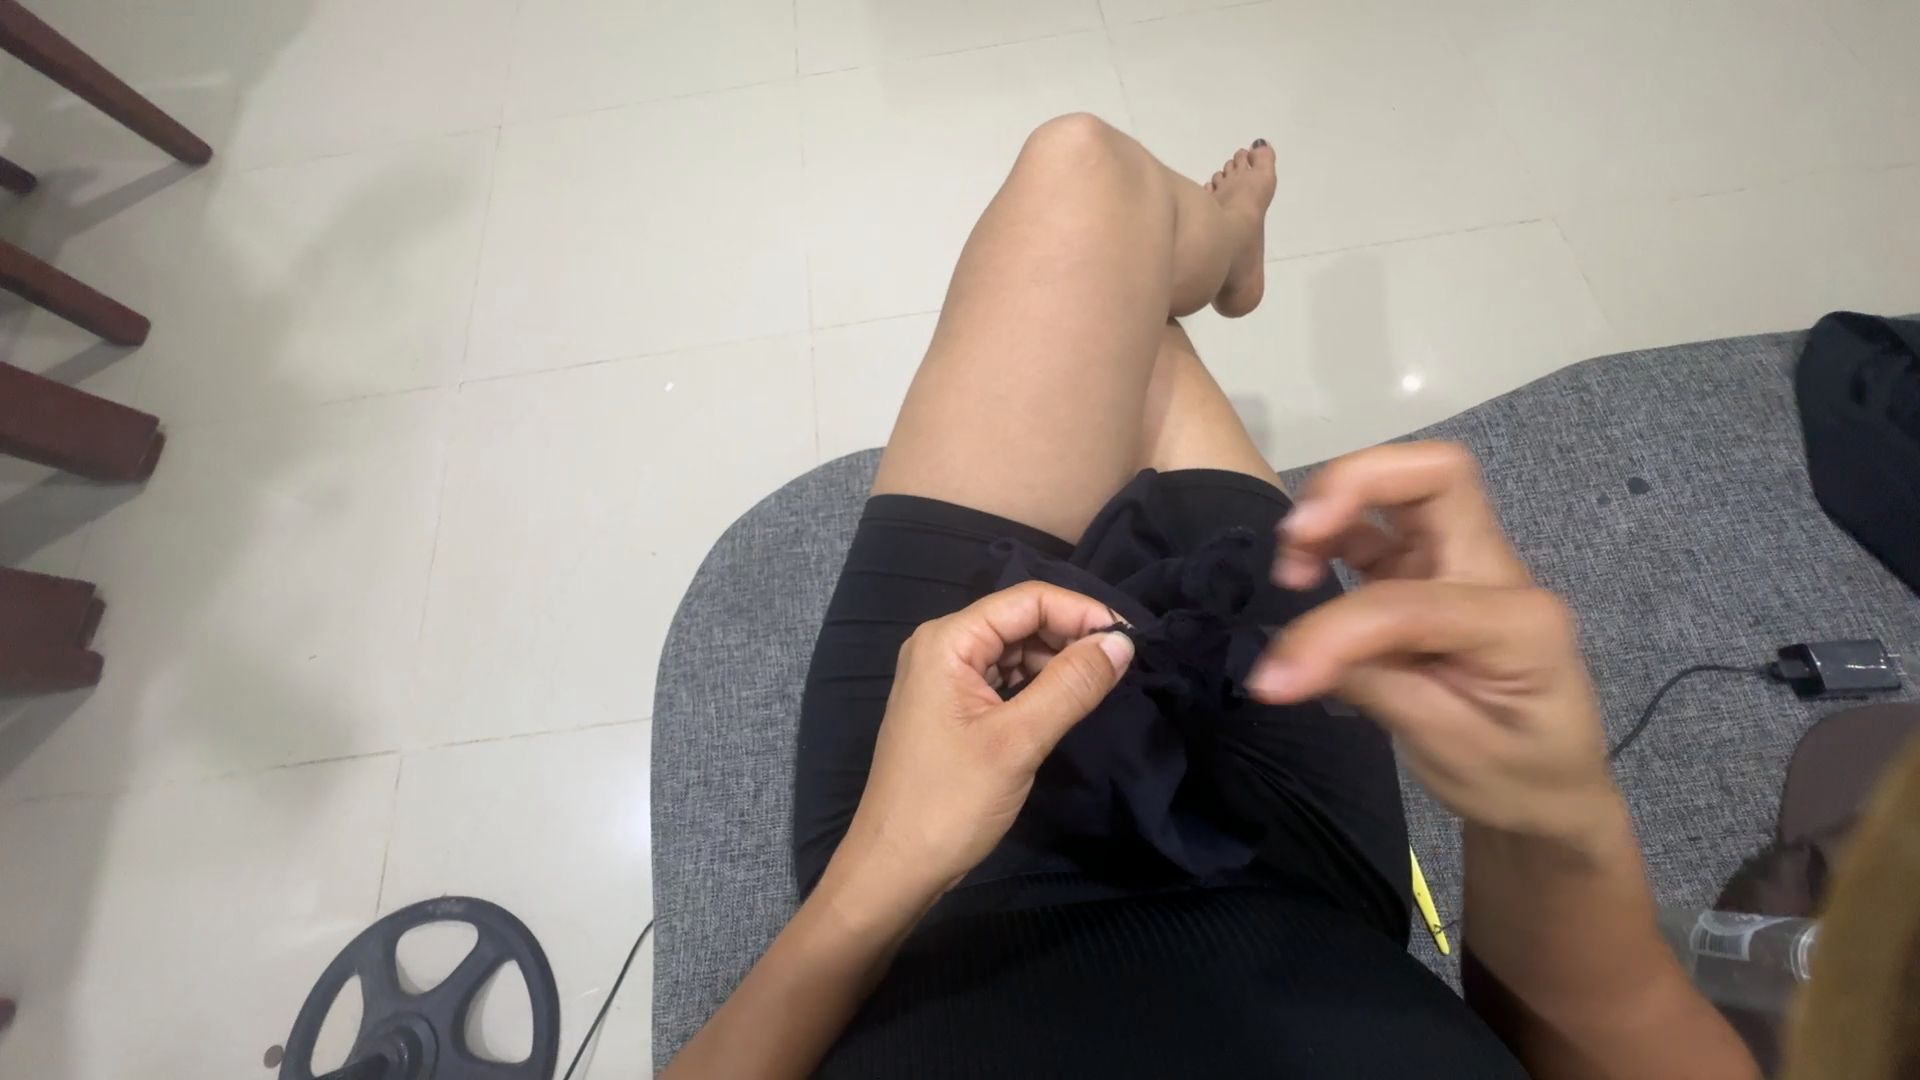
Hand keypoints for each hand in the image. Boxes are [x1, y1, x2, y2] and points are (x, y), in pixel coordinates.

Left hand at [835, 582, 1133, 898]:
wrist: (895, 868)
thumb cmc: (950, 802)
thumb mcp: (1018, 741)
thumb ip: (1072, 685)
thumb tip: (1122, 641)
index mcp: (948, 640)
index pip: (1027, 599)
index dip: (1082, 611)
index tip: (1131, 640)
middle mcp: (943, 646)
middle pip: (1021, 619)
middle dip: (1072, 635)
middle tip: (1122, 665)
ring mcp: (945, 675)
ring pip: (1015, 648)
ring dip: (1058, 660)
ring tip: (1101, 683)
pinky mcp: (953, 704)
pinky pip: (1004, 676)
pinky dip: (1038, 683)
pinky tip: (1067, 699)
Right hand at [1248, 442, 1619, 842]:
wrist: (1543, 790)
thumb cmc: (1513, 774)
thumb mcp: (1448, 747)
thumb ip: (1370, 685)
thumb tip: (1280, 664)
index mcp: (1519, 622)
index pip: (1407, 605)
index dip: (1333, 634)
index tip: (1276, 680)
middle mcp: (1491, 574)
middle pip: (1436, 477)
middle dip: (1355, 484)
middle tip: (1295, 532)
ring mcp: (1454, 567)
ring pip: (1402, 487)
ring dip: (1332, 505)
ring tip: (1290, 564)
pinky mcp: (1419, 574)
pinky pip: (1370, 527)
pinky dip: (1327, 534)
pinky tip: (1303, 568)